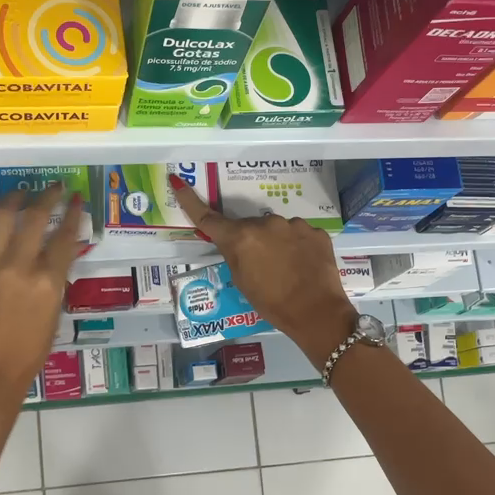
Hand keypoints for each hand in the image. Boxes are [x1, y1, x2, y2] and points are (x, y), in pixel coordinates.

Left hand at [0, 186, 84, 398]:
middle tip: (54, 187)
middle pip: (35, 218)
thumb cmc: (32, 347)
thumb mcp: (56, 310)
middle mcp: (20, 267)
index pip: (65, 237)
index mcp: (49, 282)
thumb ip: (56, 277)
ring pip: (0, 217)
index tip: (77, 199)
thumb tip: (57, 252)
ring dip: (13, 200)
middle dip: (48, 197)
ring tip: (21, 193)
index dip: (74, 214)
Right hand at [170, 177, 357, 364]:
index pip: (209, 218)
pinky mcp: (316, 232)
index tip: (178, 181)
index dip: (191, 201)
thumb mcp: (242, 282)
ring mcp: (294, 225)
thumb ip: (236, 256)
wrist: (316, 312)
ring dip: (276, 243)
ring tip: (286, 270)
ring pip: (277, 229)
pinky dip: (298, 247)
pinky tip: (303, 266)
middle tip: (260, 267)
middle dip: (251, 241)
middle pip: (249, 226)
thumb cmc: (272, 303)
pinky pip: (299, 235)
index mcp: (241, 238)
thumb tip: (239, 245)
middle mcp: (266, 223)